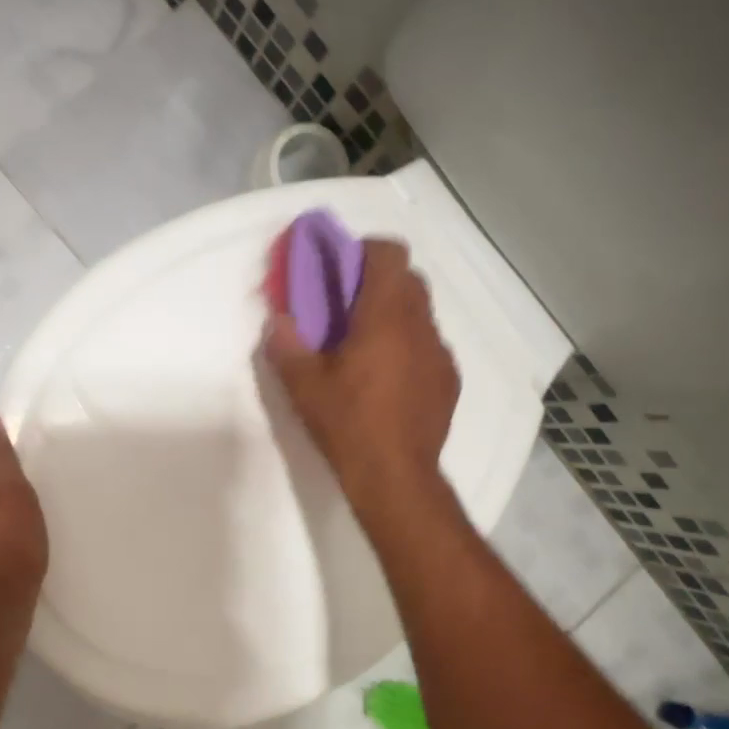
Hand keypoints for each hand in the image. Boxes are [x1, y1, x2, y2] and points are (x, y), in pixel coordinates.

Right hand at [263, 239, 461, 510]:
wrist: (395, 477)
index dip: (364, 251)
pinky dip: (408, 350)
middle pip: (407, 280)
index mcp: (386, 315)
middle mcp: (421, 325)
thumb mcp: (303, 386)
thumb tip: (279, 321)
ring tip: (365, 350)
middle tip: (345, 311)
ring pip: (420, 315)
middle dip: (377, 284)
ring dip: (394, 318)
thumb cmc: (348, 424)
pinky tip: (387, 383)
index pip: (389, 253)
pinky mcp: (449, 381)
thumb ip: (287, 344)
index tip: (339, 270)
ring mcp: (440, 353)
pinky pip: (428, 348)